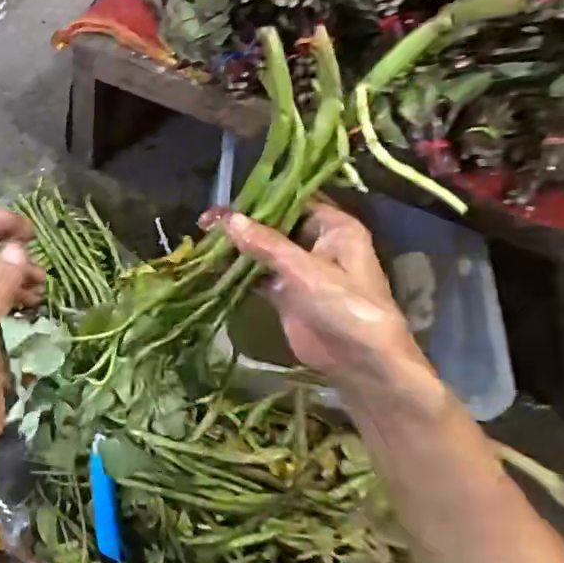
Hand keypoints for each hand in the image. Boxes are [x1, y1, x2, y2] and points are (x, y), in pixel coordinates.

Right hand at [204, 203, 439, 407]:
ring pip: (262, 250)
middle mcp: (318, 243)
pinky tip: (212, 266)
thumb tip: (227, 219)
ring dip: (236, 247)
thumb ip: (265, 244)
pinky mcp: (286, 292)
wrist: (360, 363)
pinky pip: (257, 275)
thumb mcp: (306, 271)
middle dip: (241, 224)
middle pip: (274, 225)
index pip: (293, 201)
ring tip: (203, 242)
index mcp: (335, 228)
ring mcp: (300, 269)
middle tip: (205, 223)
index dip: (260, 199)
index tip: (224, 203)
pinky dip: (237, 271)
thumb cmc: (346, 307)